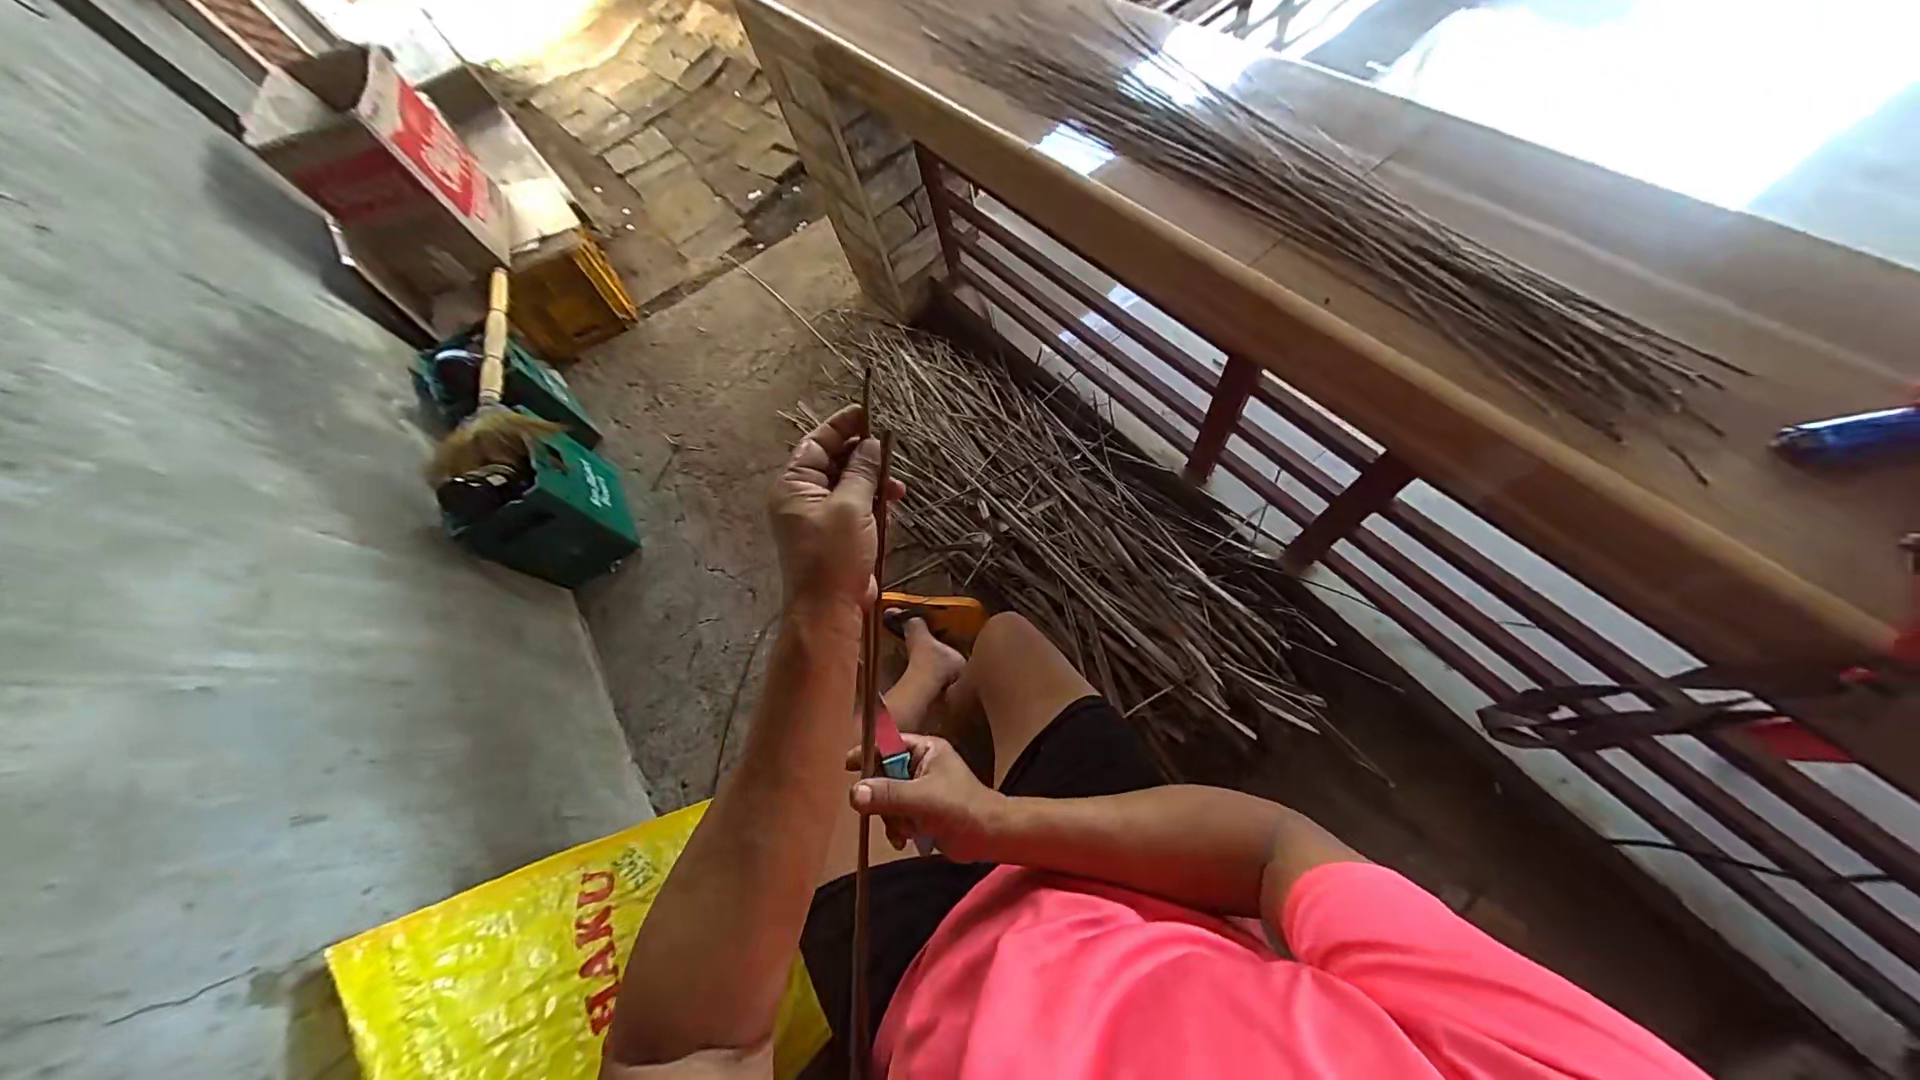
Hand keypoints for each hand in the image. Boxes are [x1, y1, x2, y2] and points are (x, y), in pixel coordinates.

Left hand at [769, 404, 903, 610]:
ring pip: (848, 485)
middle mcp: (802, 497)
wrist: (830, 609)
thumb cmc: (834, 555)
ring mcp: (819, 517)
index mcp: (793, 485)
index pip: (817, 442)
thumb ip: (862, 471)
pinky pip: (854, 507)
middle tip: (891, 454)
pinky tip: (891, 504)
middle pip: (834, 462)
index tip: (869, 414)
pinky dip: (872, 503)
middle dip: (864, 457)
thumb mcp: (851, 506)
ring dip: (873, 482)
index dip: (843, 426)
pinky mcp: (836, 534)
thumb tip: (870, 445)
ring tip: (897, 489)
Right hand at [847, 734, 1003, 861]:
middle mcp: (920, 765)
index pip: (888, 744)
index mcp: (925, 749)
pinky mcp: (919, 810)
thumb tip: (853, 793)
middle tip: (882, 812)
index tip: (848, 766)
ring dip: (890, 817)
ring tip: (902, 831)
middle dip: (881, 797)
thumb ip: (888, 795)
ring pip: (886, 798)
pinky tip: (904, 840)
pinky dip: (896, 828)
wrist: (989, 836)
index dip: (868, 753)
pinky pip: (895, 815)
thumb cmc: (961, 808)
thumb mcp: (922, 799)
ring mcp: (919, 788)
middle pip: (883, 774)